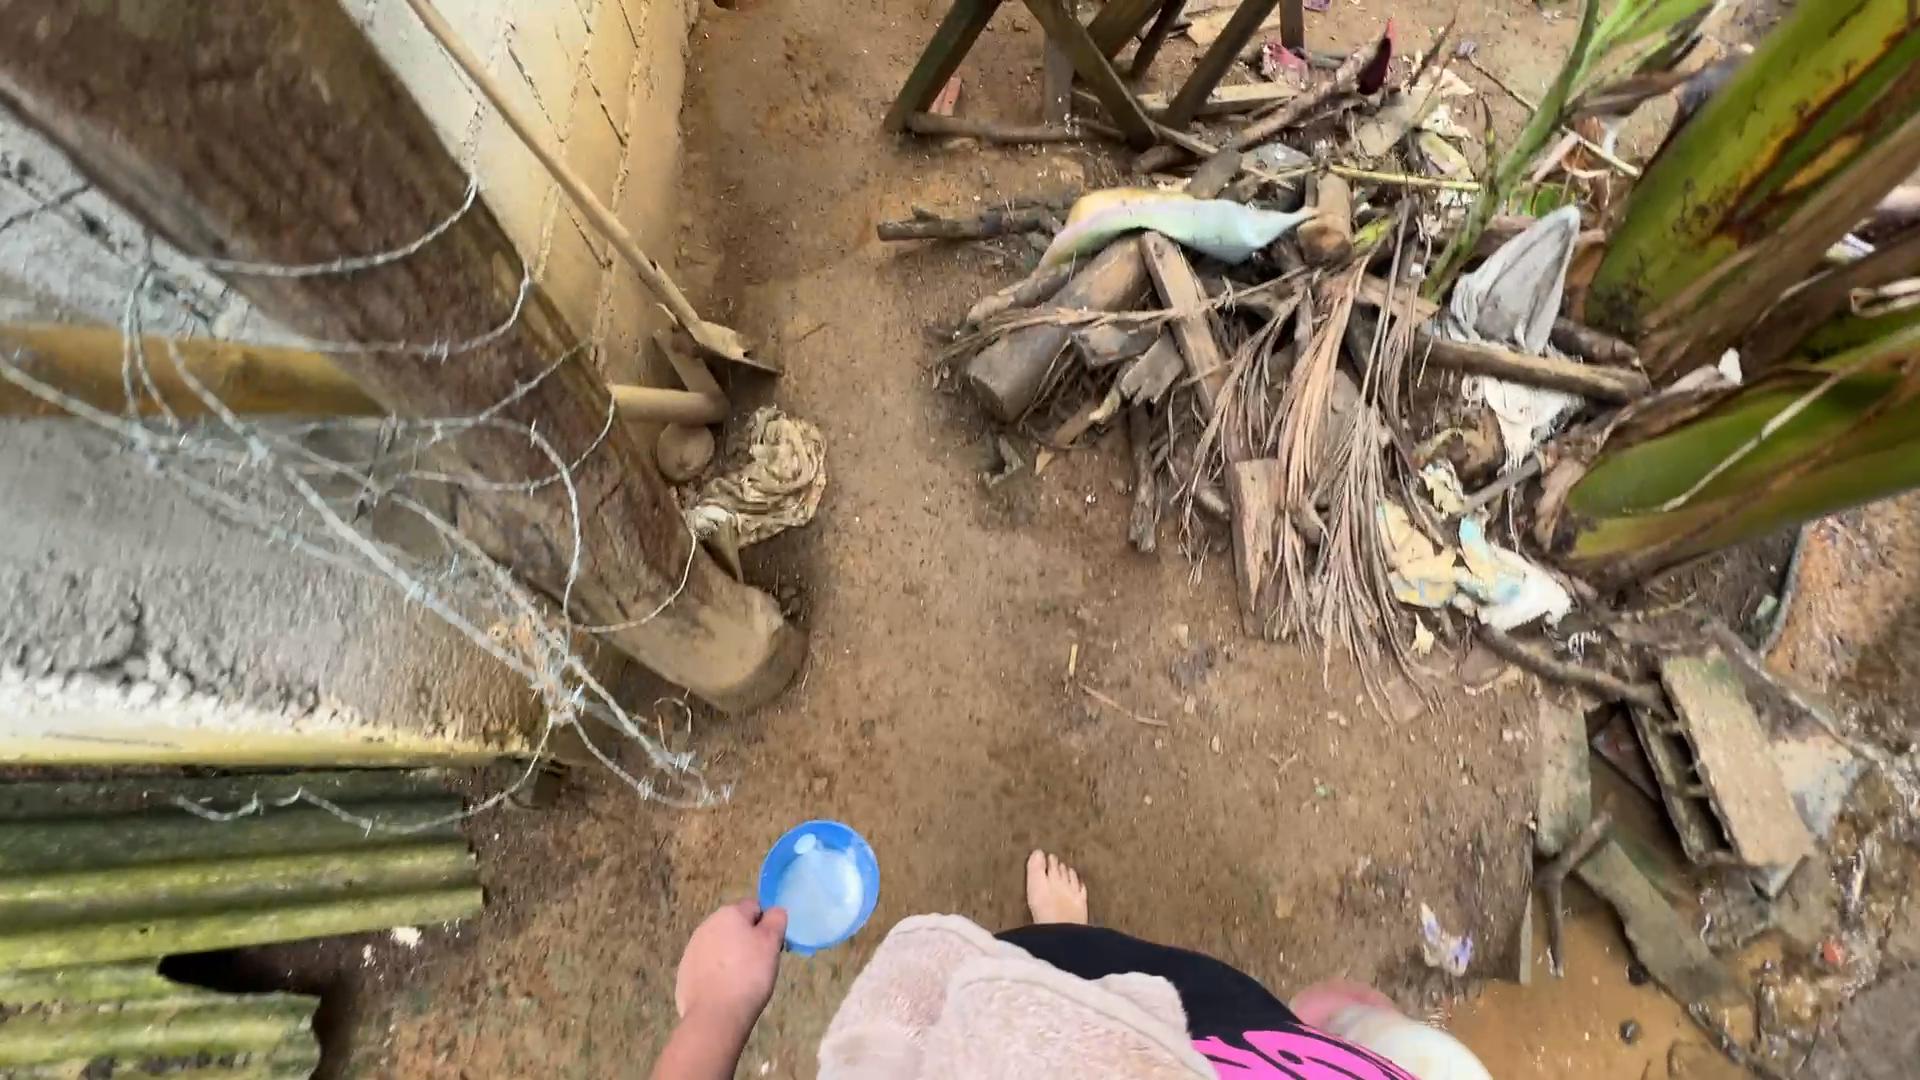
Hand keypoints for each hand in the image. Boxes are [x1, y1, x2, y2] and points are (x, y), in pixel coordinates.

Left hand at [674, 900, 787, 1038]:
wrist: (714, 1017)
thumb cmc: (748, 974)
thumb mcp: (772, 942)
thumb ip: (776, 919)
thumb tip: (773, 913)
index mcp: (729, 913)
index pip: (754, 908)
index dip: (765, 926)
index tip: (770, 948)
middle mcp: (707, 926)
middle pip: (734, 927)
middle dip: (746, 941)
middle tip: (758, 965)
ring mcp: (692, 951)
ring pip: (719, 948)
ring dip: (730, 958)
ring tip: (741, 982)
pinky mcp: (684, 975)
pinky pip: (707, 968)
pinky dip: (716, 975)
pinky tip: (724, 992)